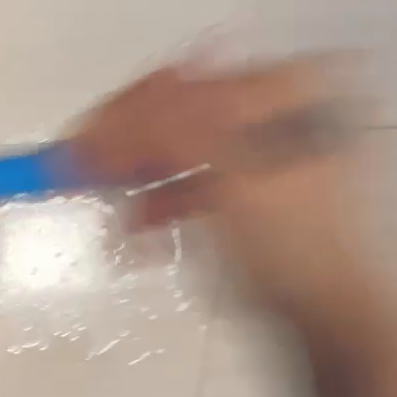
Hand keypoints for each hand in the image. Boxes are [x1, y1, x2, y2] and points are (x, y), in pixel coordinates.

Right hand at [71, 57, 396, 341]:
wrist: (329, 308)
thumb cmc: (290, 244)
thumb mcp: (233, 180)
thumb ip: (178, 132)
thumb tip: (116, 109)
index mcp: (286, 89)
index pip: (177, 88)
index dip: (116, 121)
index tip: (67, 155)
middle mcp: (275, 107)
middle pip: (168, 116)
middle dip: (122, 155)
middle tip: (75, 183)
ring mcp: (257, 147)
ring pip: (166, 153)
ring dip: (133, 188)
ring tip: (122, 228)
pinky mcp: (240, 186)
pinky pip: (178, 182)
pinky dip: (153, 207)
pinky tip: (145, 236)